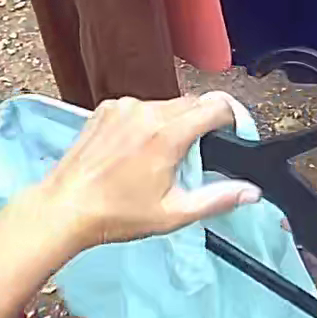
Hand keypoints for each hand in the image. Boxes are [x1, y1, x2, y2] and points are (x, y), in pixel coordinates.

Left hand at [16, 94, 259, 254]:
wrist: (65, 207)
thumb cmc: (116, 214)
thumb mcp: (173, 213)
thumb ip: (218, 198)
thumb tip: (251, 191)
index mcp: (167, 134)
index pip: (215, 106)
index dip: (233, 117)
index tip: (235, 133)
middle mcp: (146, 111)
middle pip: (192, 103)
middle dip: (204, 122)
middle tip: (200, 153)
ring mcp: (123, 106)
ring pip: (166, 104)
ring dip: (174, 122)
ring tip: (163, 156)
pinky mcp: (106, 108)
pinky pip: (140, 107)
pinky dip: (147, 121)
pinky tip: (137, 148)